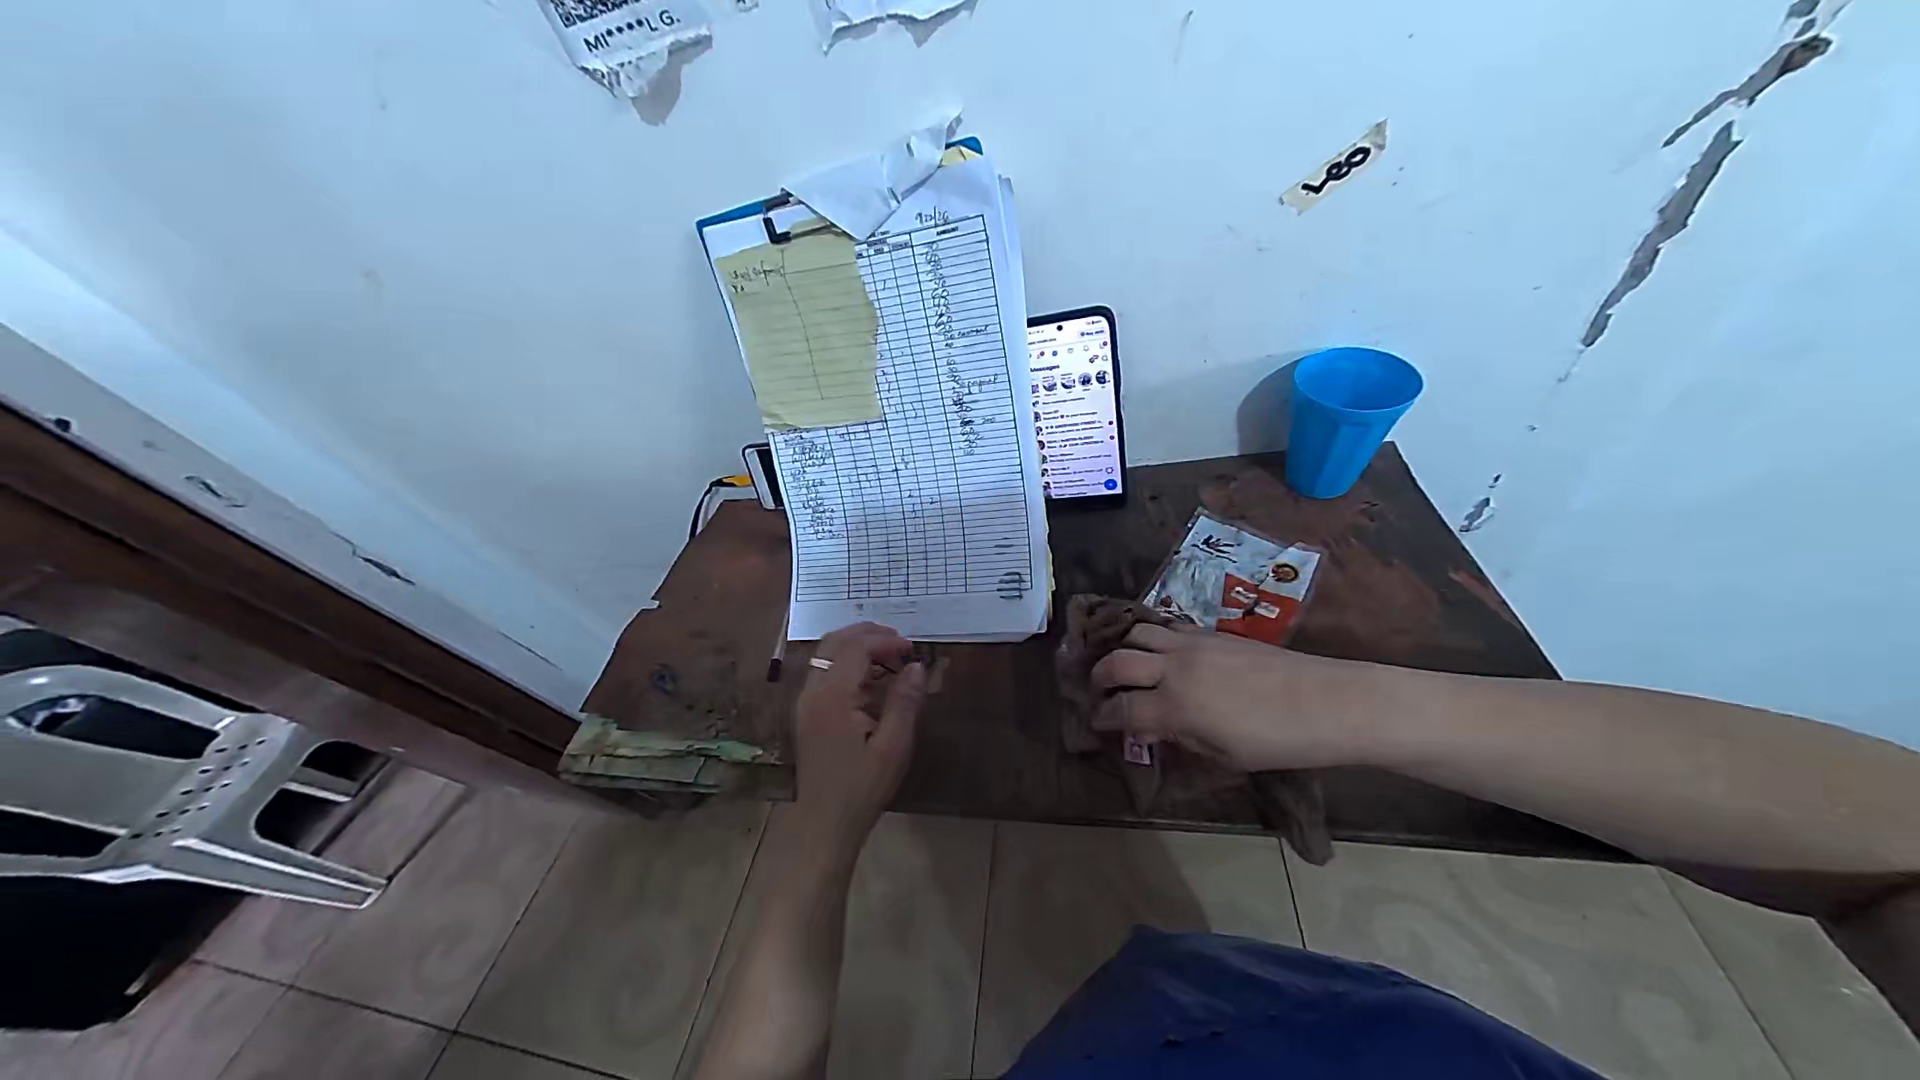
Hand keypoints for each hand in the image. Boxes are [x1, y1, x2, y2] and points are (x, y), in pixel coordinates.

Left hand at [792, 622, 927, 845]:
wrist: (825, 821)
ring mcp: (806, 701)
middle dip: (868, 634)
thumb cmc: (863, 786)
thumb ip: (904, 701)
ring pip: (827, 653)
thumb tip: (917, 666)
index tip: (912, 650)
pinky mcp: (807, 711)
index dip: (886, 641)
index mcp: (832, 696)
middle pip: (835, 641)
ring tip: (890, 658)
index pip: (856, 648)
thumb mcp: (894, 746)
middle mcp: (813, 691)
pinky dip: (848, 664)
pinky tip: (872, 680)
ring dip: (857, 647)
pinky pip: (825, 671)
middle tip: (900, 643)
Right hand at [1090, 624, 1381, 771]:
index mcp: (1175, 707)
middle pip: (1117, 662)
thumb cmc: (1277, 741)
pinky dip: (1151, 637)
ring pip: (1137, 633)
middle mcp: (1174, 668)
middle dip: (1098, 677)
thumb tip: (1149, 730)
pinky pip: (1166, 627)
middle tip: (1098, 691)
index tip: (1097, 722)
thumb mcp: (1223, 755)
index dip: (1102, 717)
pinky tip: (1159, 651)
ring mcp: (1192, 644)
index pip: (1120, 709)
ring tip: (1124, 665)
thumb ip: (1180, 737)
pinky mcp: (1210, 632)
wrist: (1328, 702)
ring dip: (1123, 649)